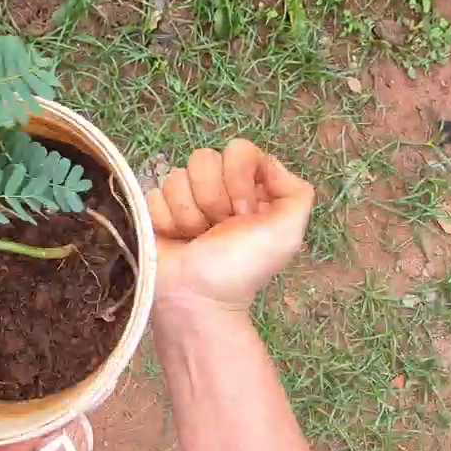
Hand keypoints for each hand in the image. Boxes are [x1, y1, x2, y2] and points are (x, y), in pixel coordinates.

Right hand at [146, 138, 314, 313]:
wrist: (197, 300)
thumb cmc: (241, 268)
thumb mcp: (287, 234)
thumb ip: (296, 192)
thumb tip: (268, 163)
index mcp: (249, 188)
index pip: (239, 150)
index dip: (238, 176)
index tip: (243, 212)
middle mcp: (217, 188)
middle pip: (204, 158)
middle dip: (212, 198)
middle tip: (218, 228)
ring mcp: (184, 198)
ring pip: (176, 176)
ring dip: (188, 214)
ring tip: (196, 238)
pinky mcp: (156, 209)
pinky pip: (154, 195)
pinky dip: (166, 221)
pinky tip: (176, 240)